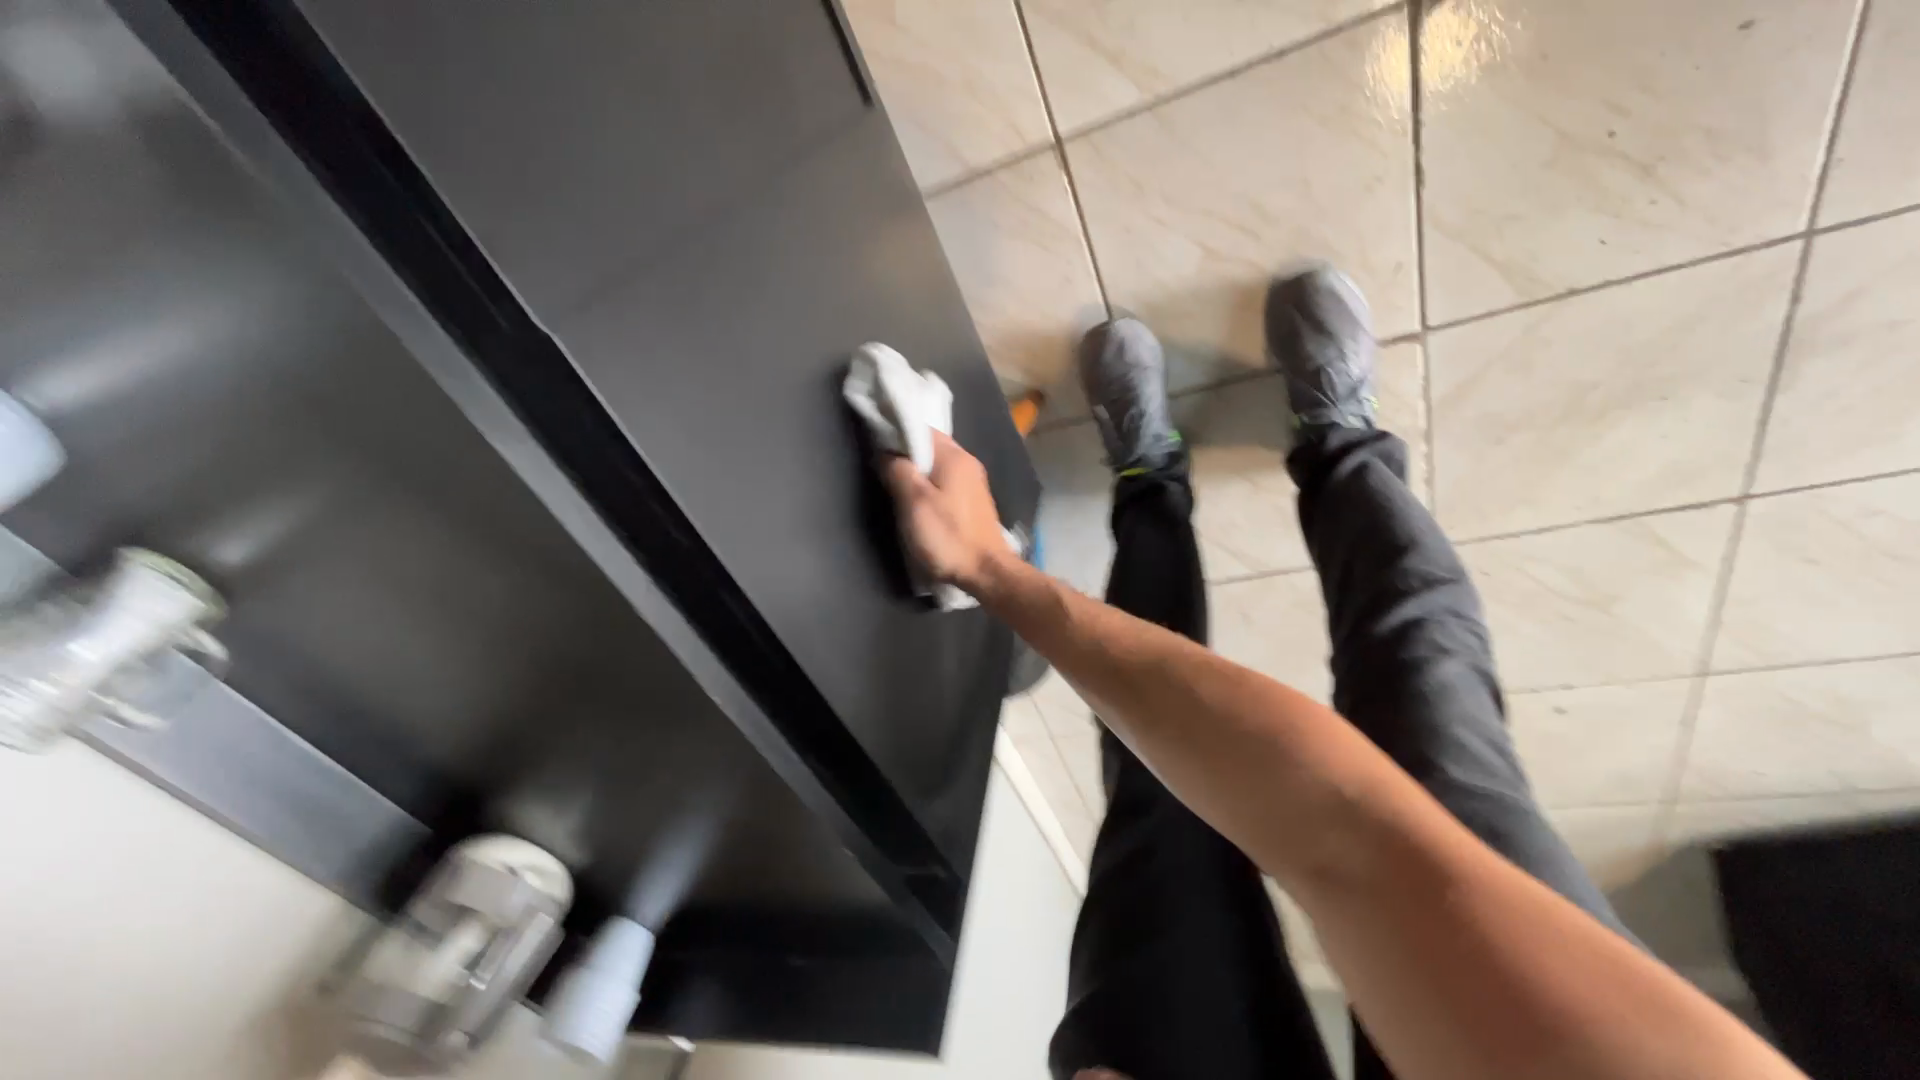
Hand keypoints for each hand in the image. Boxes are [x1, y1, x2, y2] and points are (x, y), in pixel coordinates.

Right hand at [884, 431, 1008, 593]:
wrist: (987, 572)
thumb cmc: (948, 537)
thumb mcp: (914, 502)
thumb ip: (897, 471)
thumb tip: (885, 453)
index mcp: (954, 456)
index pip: (920, 428)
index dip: (895, 435)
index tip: (875, 450)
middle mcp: (968, 461)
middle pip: (929, 446)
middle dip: (906, 455)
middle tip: (883, 472)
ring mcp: (974, 482)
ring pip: (938, 465)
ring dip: (918, 472)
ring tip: (898, 489)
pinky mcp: (974, 501)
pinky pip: (947, 482)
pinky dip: (931, 486)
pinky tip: (920, 502)